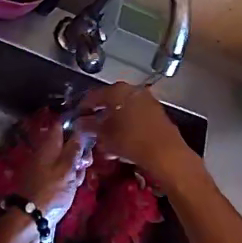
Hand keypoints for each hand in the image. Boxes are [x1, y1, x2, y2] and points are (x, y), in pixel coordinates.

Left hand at [17, 115, 93, 227]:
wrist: (30, 219)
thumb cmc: (52, 190)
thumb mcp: (67, 168)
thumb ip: (74, 148)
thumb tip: (79, 129)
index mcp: (48, 145)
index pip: (61, 125)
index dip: (76, 126)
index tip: (90, 134)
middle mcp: (44, 153)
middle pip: (65, 144)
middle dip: (78, 152)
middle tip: (85, 164)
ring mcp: (43, 168)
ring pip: (64, 160)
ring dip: (74, 167)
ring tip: (77, 181)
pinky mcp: (44, 182)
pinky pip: (59, 174)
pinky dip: (67, 179)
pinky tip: (71, 188)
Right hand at [80, 83, 202, 188]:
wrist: (164, 152)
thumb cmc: (130, 140)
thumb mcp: (105, 135)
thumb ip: (89, 126)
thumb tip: (80, 122)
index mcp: (118, 91)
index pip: (93, 95)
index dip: (83, 107)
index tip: (77, 118)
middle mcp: (133, 90)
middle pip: (110, 100)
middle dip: (99, 114)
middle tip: (91, 128)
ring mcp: (147, 100)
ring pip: (124, 109)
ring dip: (113, 121)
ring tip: (105, 138)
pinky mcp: (156, 112)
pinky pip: (135, 115)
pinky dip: (126, 124)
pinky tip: (121, 140)